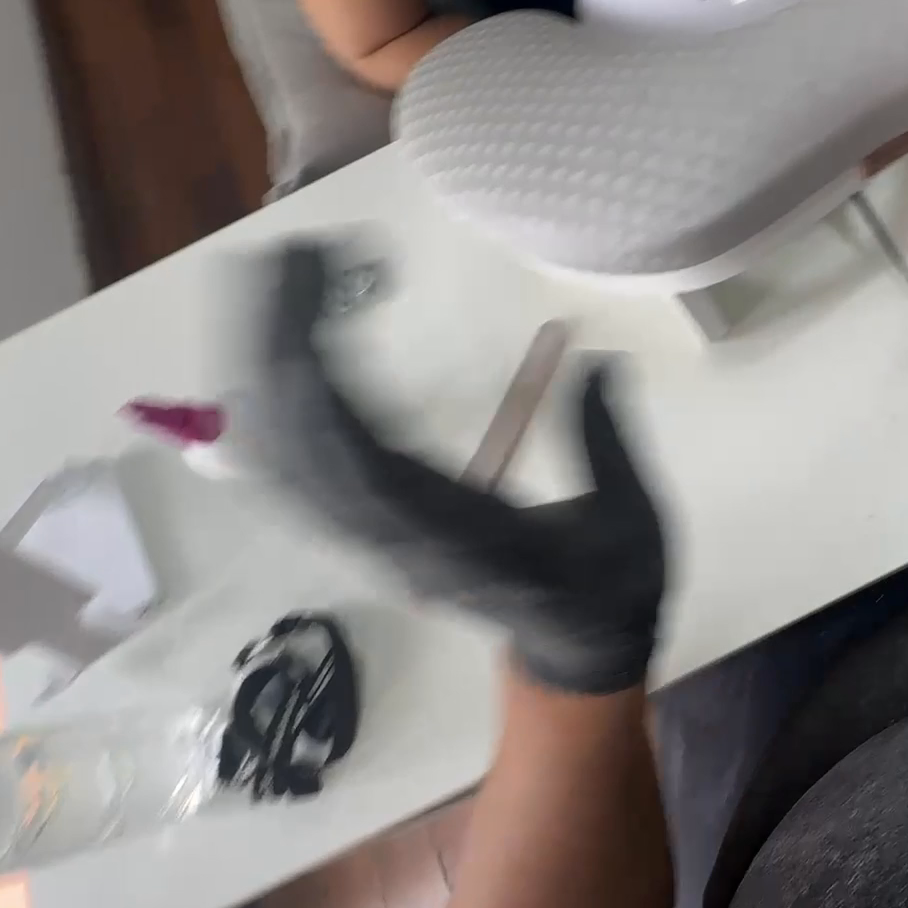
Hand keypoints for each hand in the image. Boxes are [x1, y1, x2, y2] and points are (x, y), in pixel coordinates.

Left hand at [250, 243, 667, 694]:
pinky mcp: (379, 532)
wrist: (577, 653)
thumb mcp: (635, 520)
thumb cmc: (613, 591)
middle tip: (297, 254)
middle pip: (303, 446)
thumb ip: (610, 443)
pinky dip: (287, 403)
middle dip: (282, 342)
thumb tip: (599, 361)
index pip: (362, 453)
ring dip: (272, 367)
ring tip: (285, 283)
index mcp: (466, 534)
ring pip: (291, 457)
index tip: (326, 281)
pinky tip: (293, 351)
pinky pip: (308, 470)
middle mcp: (403, 540)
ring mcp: (382, 539)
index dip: (323, 368)